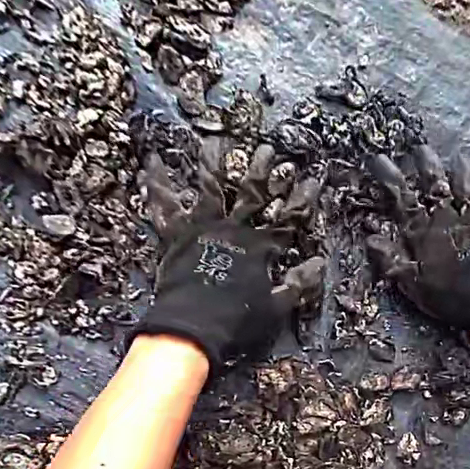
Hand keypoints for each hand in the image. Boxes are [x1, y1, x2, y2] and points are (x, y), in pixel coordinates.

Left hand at [136, 139, 326, 364]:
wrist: (195, 326)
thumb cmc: (237, 321)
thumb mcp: (277, 307)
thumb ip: (298, 284)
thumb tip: (317, 264)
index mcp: (261, 247)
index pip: (289, 218)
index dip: (302, 199)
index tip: (311, 180)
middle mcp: (235, 229)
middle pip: (252, 194)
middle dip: (262, 172)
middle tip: (267, 150)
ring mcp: (205, 228)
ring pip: (212, 188)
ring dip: (215, 165)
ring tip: (214, 143)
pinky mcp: (179, 235)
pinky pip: (166, 206)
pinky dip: (158, 184)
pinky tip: (152, 163)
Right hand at [365, 144, 469, 352]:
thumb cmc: (450, 296)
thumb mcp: (413, 285)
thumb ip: (392, 260)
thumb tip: (370, 237)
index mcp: (424, 232)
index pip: (403, 199)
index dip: (390, 177)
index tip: (379, 158)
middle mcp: (448, 220)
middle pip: (436, 185)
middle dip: (426, 164)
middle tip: (419, 147)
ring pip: (464, 190)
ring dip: (459, 173)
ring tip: (458, 158)